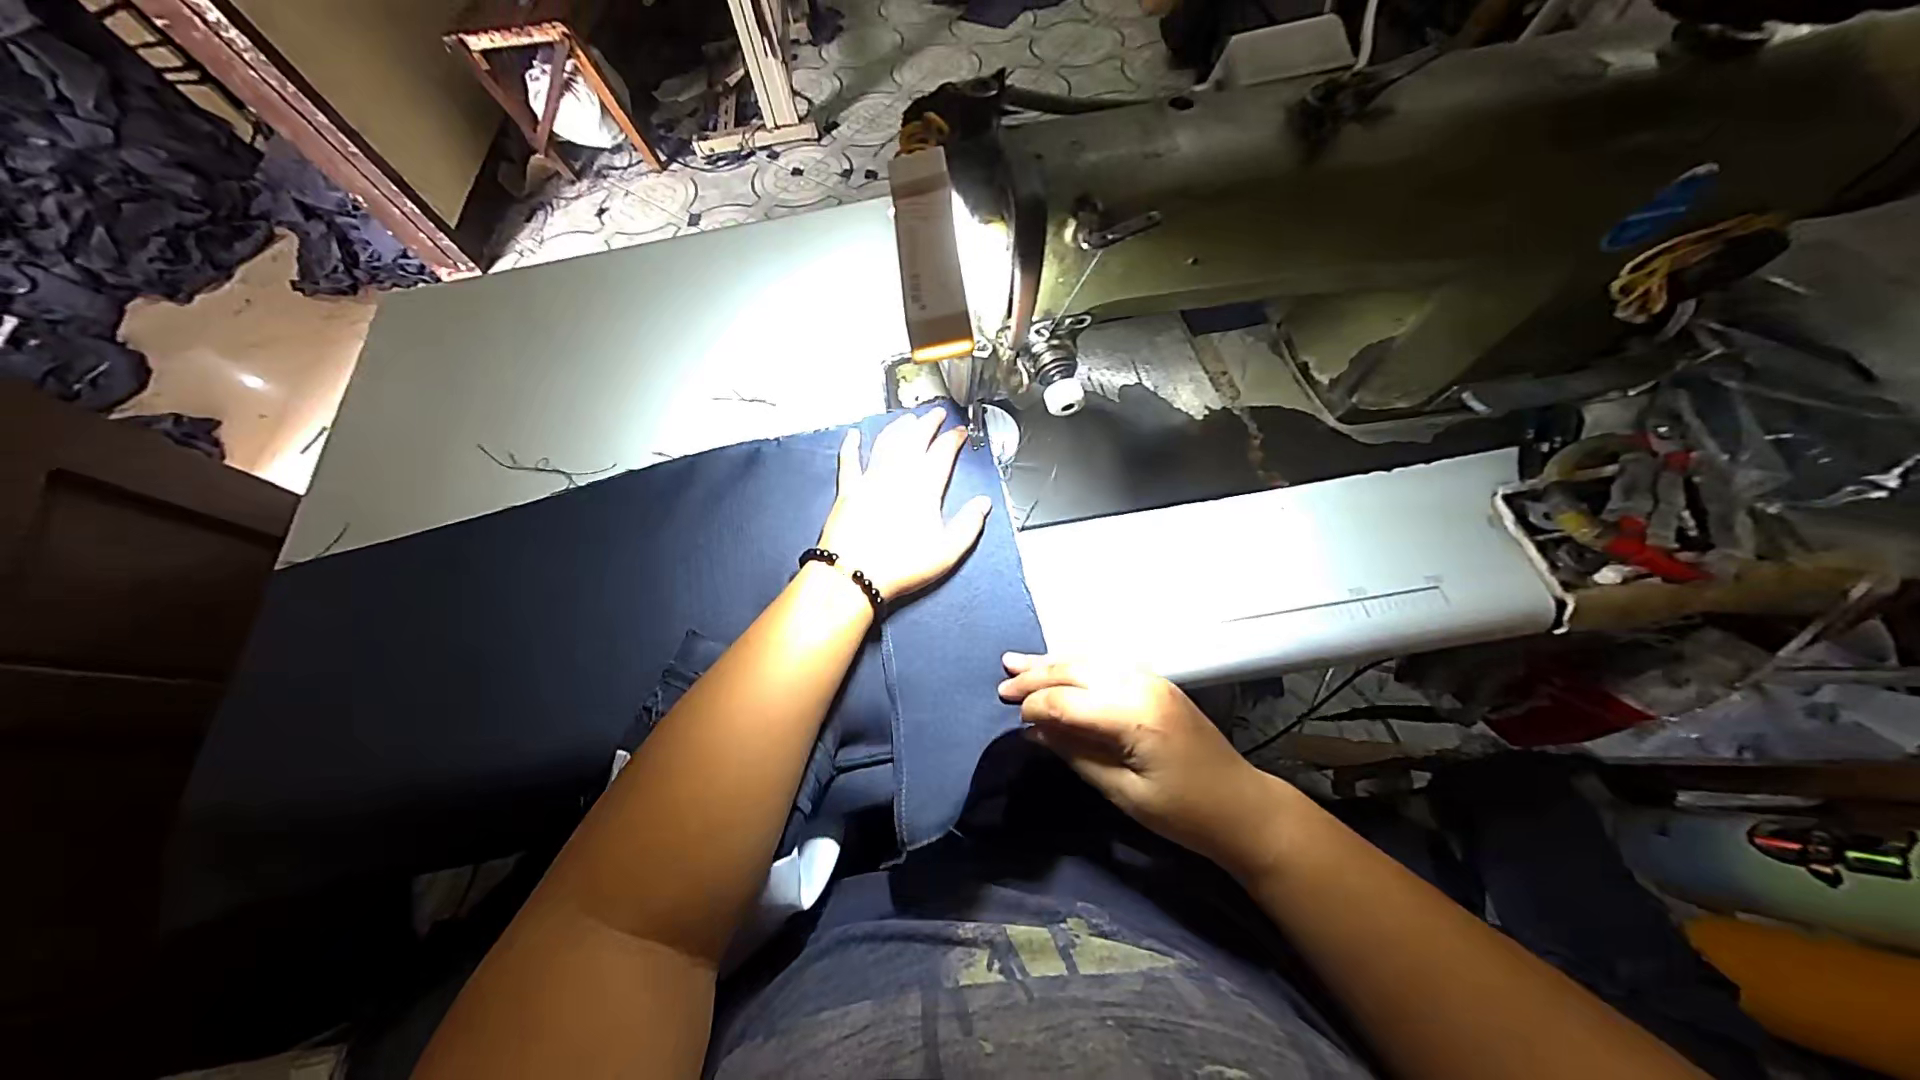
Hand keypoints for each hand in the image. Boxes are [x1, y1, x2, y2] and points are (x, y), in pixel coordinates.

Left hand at [817, 409, 991, 601]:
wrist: (855, 575)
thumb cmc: (902, 565)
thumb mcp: (947, 551)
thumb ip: (969, 525)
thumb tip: (983, 504)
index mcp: (925, 487)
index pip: (943, 453)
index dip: (953, 439)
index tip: (959, 432)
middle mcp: (898, 475)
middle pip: (915, 439)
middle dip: (928, 423)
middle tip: (936, 414)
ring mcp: (870, 479)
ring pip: (886, 443)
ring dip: (898, 428)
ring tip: (907, 419)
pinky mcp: (847, 490)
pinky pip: (849, 461)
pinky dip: (851, 446)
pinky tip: (854, 436)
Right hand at [998, 653, 1295, 874]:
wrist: (1243, 806)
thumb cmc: (1184, 812)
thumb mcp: (1123, 793)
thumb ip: (1076, 755)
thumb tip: (1035, 731)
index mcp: (1134, 715)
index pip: (1067, 700)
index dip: (1035, 708)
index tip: (1013, 720)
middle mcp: (1141, 685)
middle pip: (1076, 670)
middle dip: (1036, 677)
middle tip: (1002, 685)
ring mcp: (1152, 679)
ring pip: (1090, 660)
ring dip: (1053, 663)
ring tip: (1016, 663)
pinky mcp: (1157, 683)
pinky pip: (1107, 664)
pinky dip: (1078, 665)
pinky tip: (1059, 666)